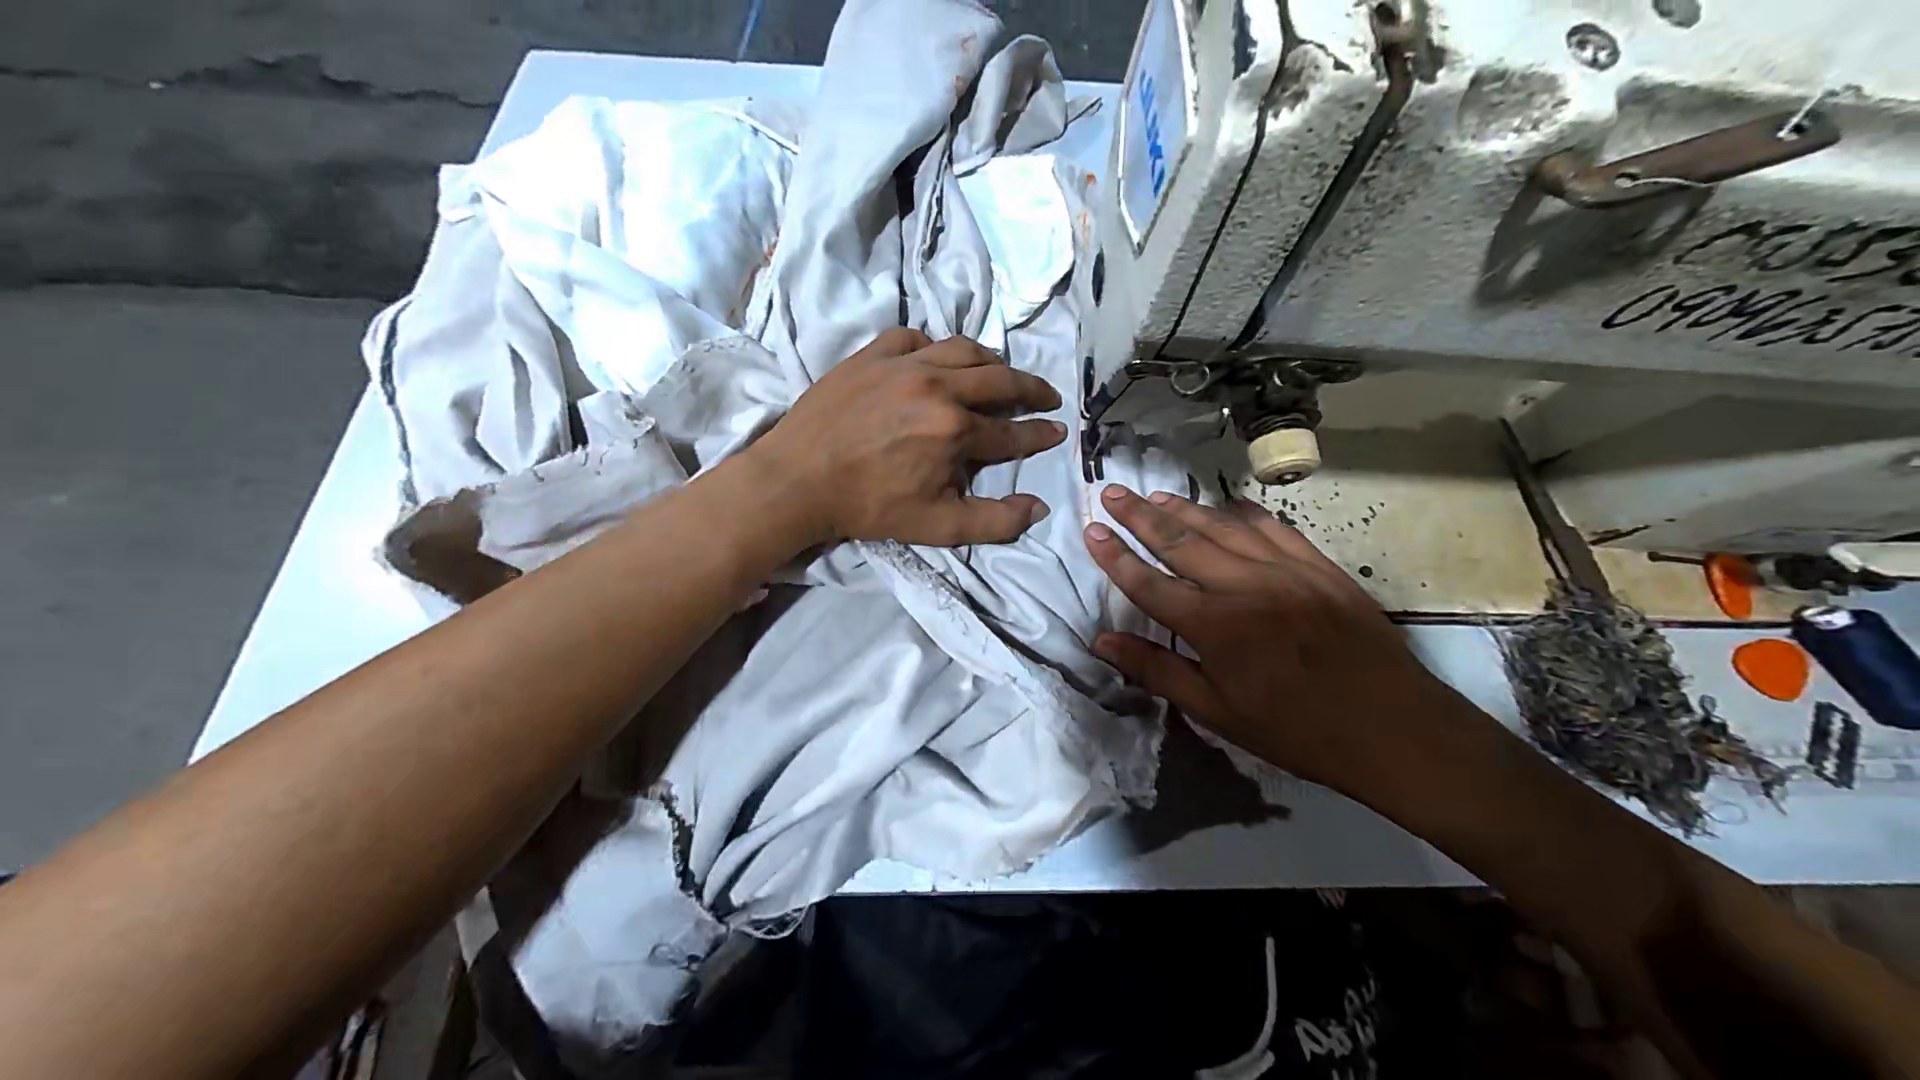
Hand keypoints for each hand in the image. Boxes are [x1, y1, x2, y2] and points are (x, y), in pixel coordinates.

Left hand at [755, 328, 1066, 546]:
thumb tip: (1038, 509)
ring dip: (991, 361)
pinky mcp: (872, 355)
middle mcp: (937, 387)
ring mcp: (903, 365)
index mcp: (955, 430)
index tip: (1058, 430)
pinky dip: (933, 347)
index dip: (1039, 434)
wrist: (798, 481)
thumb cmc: (868, 507)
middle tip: (1047, 396)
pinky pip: (913, 338)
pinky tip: (936, 359)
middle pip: (1000, 380)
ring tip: (1002, 372)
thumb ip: (994, 521)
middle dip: (1032, 389)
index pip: (1011, 433)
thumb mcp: (936, 527)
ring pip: (963, 349)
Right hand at [1083, 485, 1463, 785]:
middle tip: (1113, 492)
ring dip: (1185, 509)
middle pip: (1180, 541)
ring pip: (1223, 528)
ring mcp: (1285, 570)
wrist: (1393, 729)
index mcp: (1214, 625)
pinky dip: (1245, 514)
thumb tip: (1102, 641)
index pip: (1149, 582)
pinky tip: (1228, 504)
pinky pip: (1275, 529)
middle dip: (1141, 516)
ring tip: (1155, 494)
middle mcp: (1244, 586)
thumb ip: (1157, 670)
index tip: (1091, 530)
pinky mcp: (1319, 568)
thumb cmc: (1295, 729)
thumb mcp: (1217, 712)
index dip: (1115, 556)